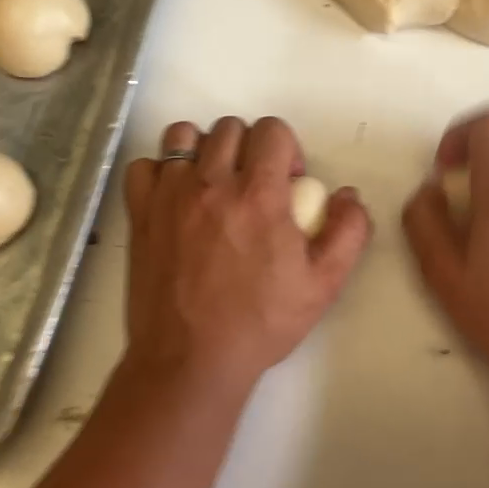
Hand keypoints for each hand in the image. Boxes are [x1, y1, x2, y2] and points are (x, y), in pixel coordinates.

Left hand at [122, 117, 370, 390]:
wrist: (191, 360)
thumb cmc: (261, 323)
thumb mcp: (323, 285)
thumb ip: (347, 232)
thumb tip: (347, 195)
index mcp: (259, 195)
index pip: (272, 131)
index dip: (287, 149)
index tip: (288, 182)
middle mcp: (212, 184)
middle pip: (230, 128)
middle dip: (250, 148)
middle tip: (255, 186)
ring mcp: (170, 196)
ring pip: (183, 136)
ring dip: (204, 150)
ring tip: (213, 184)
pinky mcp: (141, 214)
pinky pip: (145, 166)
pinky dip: (161, 173)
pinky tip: (176, 198)